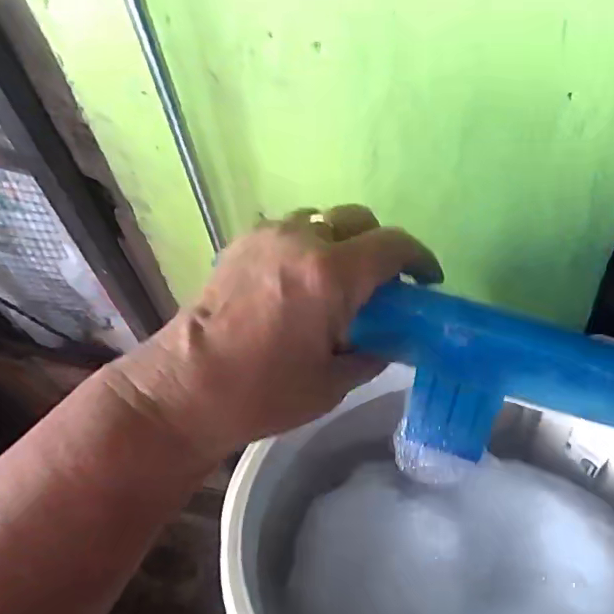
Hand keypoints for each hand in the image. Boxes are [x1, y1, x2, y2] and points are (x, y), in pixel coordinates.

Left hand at [104, 204, 441, 458]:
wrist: (187, 388)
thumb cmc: (265, 393)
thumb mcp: (332, 383)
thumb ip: (371, 353)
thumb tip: (388, 342)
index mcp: (332, 275)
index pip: (393, 246)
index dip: (419, 259)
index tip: (427, 281)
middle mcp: (302, 241)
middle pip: (358, 220)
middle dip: (380, 247)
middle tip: (383, 286)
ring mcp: (267, 237)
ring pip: (321, 221)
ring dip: (341, 243)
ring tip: (339, 283)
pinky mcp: (240, 244)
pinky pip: (288, 231)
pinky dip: (307, 247)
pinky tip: (301, 283)